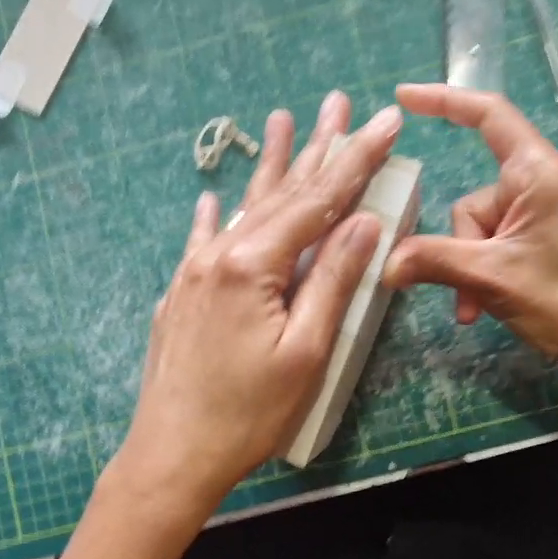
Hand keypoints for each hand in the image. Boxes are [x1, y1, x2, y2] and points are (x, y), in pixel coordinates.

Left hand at [105, 92, 399, 522]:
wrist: (170, 455)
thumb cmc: (248, 414)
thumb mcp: (305, 351)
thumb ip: (333, 280)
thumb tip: (364, 221)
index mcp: (253, 265)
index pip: (317, 201)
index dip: (356, 160)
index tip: (387, 121)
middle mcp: (219, 256)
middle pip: (280, 193)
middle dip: (316, 147)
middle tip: (338, 102)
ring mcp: (194, 273)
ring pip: (243, 210)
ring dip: (268, 167)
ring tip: (280, 121)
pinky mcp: (181, 295)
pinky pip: (204, 241)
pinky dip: (217, 216)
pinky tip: (214, 197)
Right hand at [382, 84, 557, 397]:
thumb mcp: (490, 278)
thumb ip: (432, 260)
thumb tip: (385, 262)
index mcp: (539, 173)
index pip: (488, 115)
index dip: (444, 100)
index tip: (404, 97)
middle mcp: (549, 180)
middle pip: (476, 197)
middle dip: (460, 246)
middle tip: (466, 291)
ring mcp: (555, 207)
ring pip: (486, 227)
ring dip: (473, 268)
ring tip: (479, 306)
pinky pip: (507, 239)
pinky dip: (491, 269)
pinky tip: (490, 303)